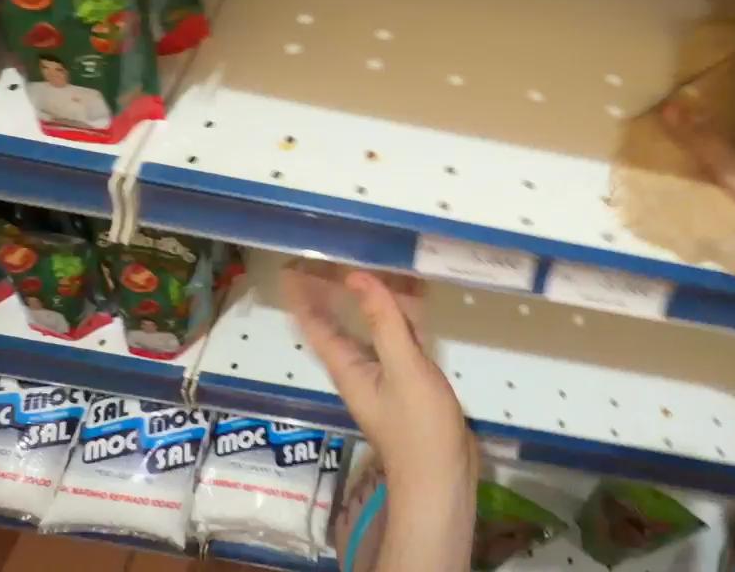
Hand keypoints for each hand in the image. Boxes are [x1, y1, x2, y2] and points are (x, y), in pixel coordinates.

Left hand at [281, 261, 474, 491]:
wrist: (442, 477)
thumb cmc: (418, 426)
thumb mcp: (402, 368)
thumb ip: (383, 321)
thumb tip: (357, 276)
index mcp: (348, 367)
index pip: (315, 325)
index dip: (301, 296)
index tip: (292, 267)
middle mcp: (359, 368)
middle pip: (336, 323)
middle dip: (329, 291)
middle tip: (331, 256)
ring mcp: (383, 375)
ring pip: (368, 327)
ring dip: (366, 298)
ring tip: (373, 265)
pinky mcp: (406, 379)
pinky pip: (395, 336)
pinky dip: (398, 314)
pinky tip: (414, 298)